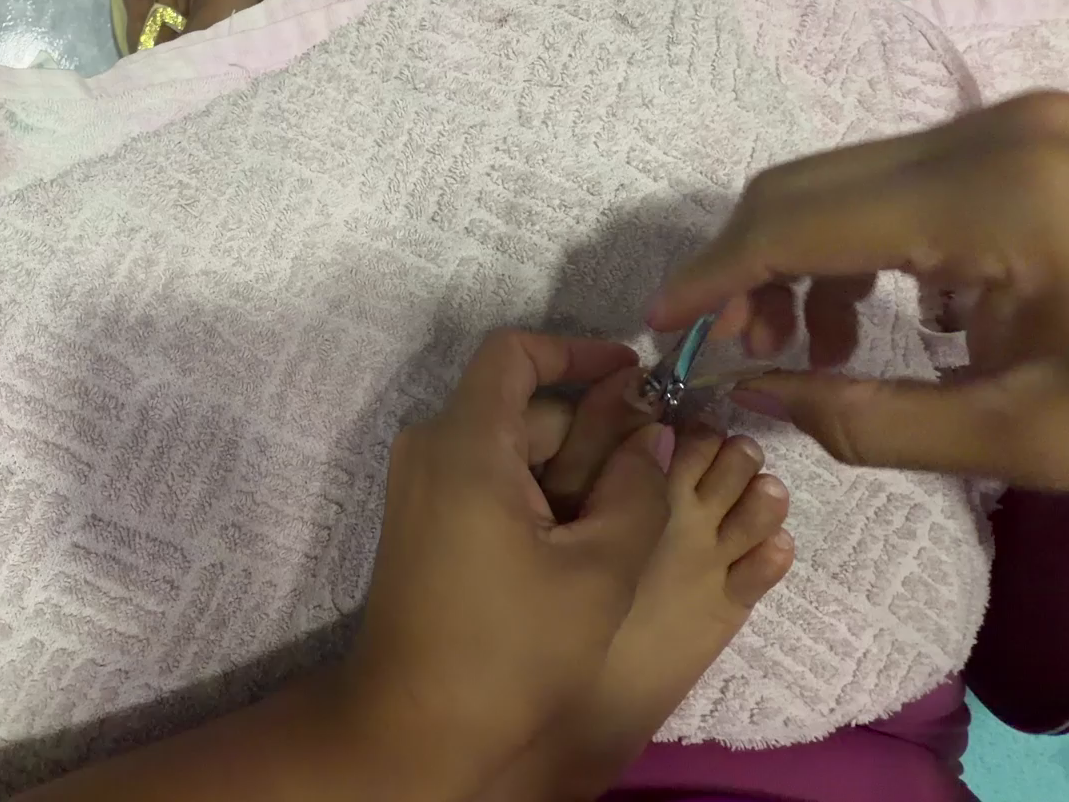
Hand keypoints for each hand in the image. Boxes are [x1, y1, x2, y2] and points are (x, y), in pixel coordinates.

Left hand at [344, 330, 668, 789]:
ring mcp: (417, 477)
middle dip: (586, 428)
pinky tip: (571, 539)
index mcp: (464, 441)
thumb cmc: (510, 647)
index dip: (574, 349)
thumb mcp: (598, 570)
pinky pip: (480, 471)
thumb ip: (637, 489)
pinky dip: (531, 486)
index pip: (512, 352)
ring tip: (616, 520)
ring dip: (564, 465)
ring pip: (504, 442)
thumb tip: (654, 433)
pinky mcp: (418, 509)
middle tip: (647, 474)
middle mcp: (429, 443)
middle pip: (517, 405)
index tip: (633, 373)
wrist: (414, 718)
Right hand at [652, 91, 1068, 497]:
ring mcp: (1014, 122)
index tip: (661, 324)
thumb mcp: (1042, 437)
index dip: (709, 277)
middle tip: (733, 346)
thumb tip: (753, 394)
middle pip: (798, 186)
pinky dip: (853, 240)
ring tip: (802, 340)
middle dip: (740, 267)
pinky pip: (895, 178)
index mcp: (990, 194)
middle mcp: (985, 131)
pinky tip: (881, 305)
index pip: (789, 223)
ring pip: (838, 177)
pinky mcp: (1033, 135)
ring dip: (792, 255)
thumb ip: (868, 419)